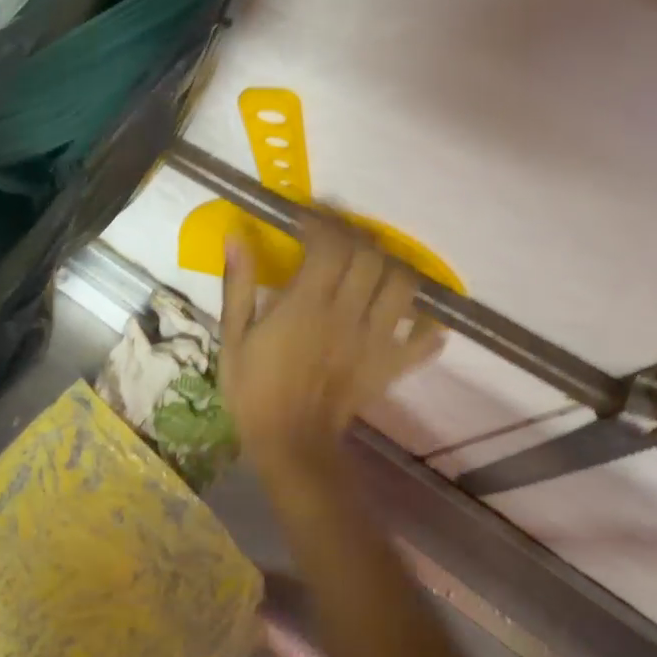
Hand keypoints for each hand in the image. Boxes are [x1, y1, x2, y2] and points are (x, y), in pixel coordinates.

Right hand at [220, 214, 445, 472]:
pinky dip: (423, 318)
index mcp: (306, 306)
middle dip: (354, 235)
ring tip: (368, 261)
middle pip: (370, 258)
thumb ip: (238, 283)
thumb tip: (235, 236)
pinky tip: (406, 311)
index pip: (329, 246)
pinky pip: (424, 335)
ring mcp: (377, 340)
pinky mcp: (392, 364)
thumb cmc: (251, 386)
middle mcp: (349, 315)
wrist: (289, 440)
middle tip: (333, 232)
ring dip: (389, 264)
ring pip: (403, 285)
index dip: (320, 222)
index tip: (302, 215)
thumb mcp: (232, 333)